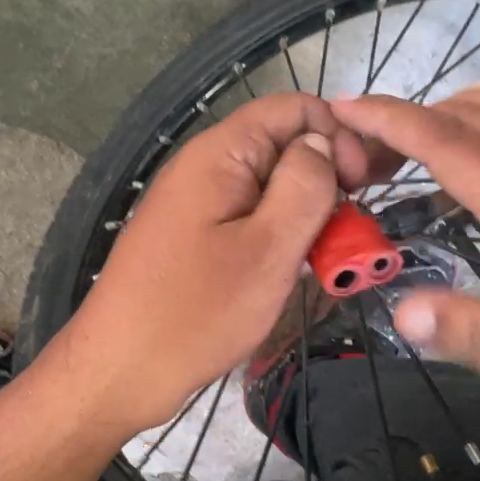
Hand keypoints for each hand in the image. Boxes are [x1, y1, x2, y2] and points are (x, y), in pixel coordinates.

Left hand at [45, 92, 369, 437]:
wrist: (119, 372)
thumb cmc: (196, 312)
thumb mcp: (268, 249)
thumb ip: (305, 187)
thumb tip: (323, 143)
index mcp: (220, 154)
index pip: (292, 108)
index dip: (335, 135)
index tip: (360, 188)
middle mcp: (206, 168)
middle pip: (282, 146)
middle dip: (327, 179)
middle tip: (353, 232)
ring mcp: (199, 204)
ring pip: (271, 188)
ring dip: (308, 215)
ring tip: (331, 257)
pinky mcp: (197, 239)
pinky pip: (250, 219)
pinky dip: (281, 237)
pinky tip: (297, 270)